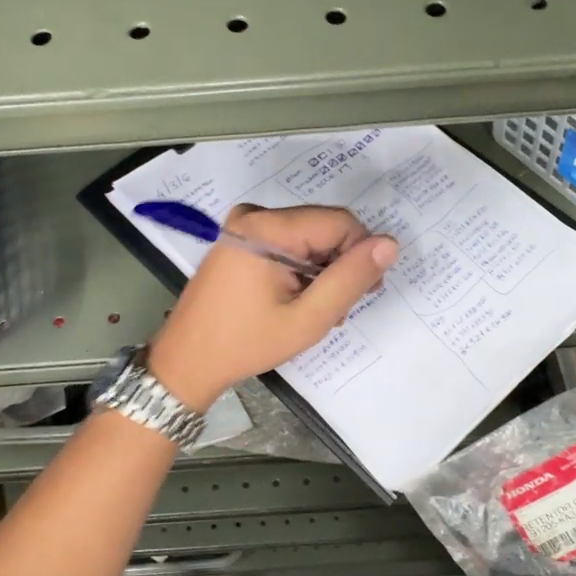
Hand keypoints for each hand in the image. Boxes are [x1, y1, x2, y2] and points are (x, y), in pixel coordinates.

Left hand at [146, 204, 397, 409]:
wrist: (187, 361)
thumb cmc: (245, 344)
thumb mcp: (308, 319)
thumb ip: (350, 279)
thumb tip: (389, 244)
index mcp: (267, 227)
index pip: (340, 222)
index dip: (360, 255)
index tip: (361, 294)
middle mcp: (253, 215)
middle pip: (324, 226)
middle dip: (340, 264)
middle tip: (337, 309)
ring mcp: (243, 225)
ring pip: (309, 236)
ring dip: (322, 270)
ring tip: (315, 310)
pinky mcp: (239, 238)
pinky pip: (288, 242)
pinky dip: (301, 268)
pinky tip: (297, 299)